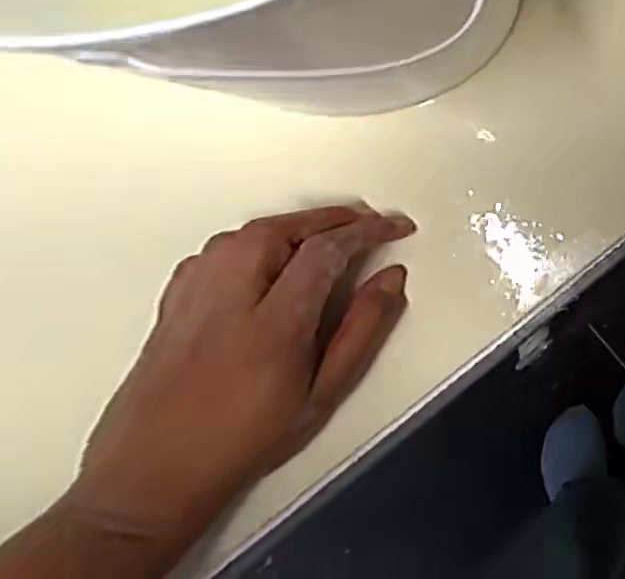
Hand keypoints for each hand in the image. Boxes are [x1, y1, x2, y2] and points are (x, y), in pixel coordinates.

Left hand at [62, 205, 414, 558]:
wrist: (144, 491)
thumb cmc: (244, 443)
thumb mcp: (326, 391)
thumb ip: (364, 328)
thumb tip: (391, 278)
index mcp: (270, 329)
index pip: (324, 252)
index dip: (369, 230)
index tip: (396, 227)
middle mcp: (222, 311)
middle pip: (272, 233)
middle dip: (327, 217)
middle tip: (363, 220)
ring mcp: (185, 313)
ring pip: (233, 240)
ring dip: (287, 225)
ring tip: (322, 231)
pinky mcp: (163, 320)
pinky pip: (203, 260)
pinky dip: (244, 244)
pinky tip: (266, 256)